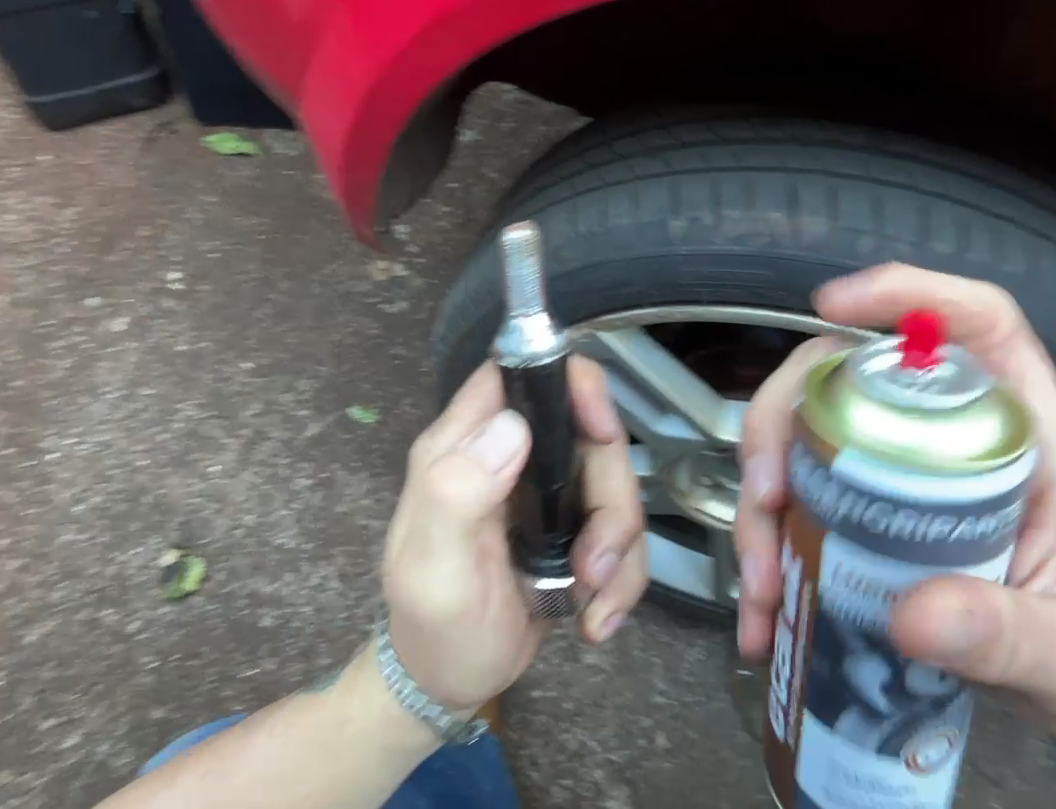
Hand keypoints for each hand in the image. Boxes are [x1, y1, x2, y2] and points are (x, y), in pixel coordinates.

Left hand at [380, 358, 646, 712]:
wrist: (450, 680)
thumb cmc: (433, 626)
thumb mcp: (433, 569)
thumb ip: (455, 493)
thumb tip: (512, 426)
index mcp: (461, 447)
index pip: (515, 375)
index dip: (566, 382)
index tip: (601, 429)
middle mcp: (506, 457)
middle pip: (588, 433)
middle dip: (609, 501)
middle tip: (594, 564)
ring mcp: (543, 493)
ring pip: (615, 485)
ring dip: (619, 550)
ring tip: (591, 602)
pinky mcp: (572, 528)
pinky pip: (622, 533)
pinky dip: (622, 578)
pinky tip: (595, 618)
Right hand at [735, 263, 1055, 754]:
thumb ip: (1016, 637)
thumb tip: (912, 615)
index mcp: (1022, 435)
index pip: (978, 324)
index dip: (907, 294)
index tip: (830, 304)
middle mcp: (946, 436)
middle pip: (845, 376)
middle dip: (784, 422)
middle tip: (766, 495)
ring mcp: (898, 476)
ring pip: (804, 443)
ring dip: (763, 505)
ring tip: (761, 588)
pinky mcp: (866, 520)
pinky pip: (798, 511)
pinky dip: (768, 555)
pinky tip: (762, 614)